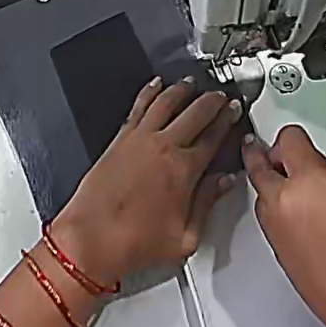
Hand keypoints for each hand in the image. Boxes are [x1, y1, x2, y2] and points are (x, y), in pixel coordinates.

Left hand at [51, 79, 243, 285]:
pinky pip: (138, 106)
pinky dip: (149, 92)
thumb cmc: (132, 242)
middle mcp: (163, 148)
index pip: (214, 137)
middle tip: (220, 96)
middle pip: (195, 113)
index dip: (227, 121)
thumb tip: (222, 183)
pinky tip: (155, 85)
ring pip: (166, 102)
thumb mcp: (186, 237)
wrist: (91, 238)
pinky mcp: (119, 139)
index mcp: (184, 171)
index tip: (233, 113)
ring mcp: (139, 140)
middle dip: (212, 101)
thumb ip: (208, 203)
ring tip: (192, 84)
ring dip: (182, 90)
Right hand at [246, 125, 325, 326]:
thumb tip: (270, 194)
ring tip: (303, 196)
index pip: (259, 161)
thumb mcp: (281, 247)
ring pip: (311, 154)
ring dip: (303, 167)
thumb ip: (271, 211)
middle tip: (278, 166)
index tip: (253, 152)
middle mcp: (310, 183)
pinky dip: (322, 183)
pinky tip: (322, 207)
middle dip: (281, 150)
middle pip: (290, 139)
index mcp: (281, 200)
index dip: (255, 156)